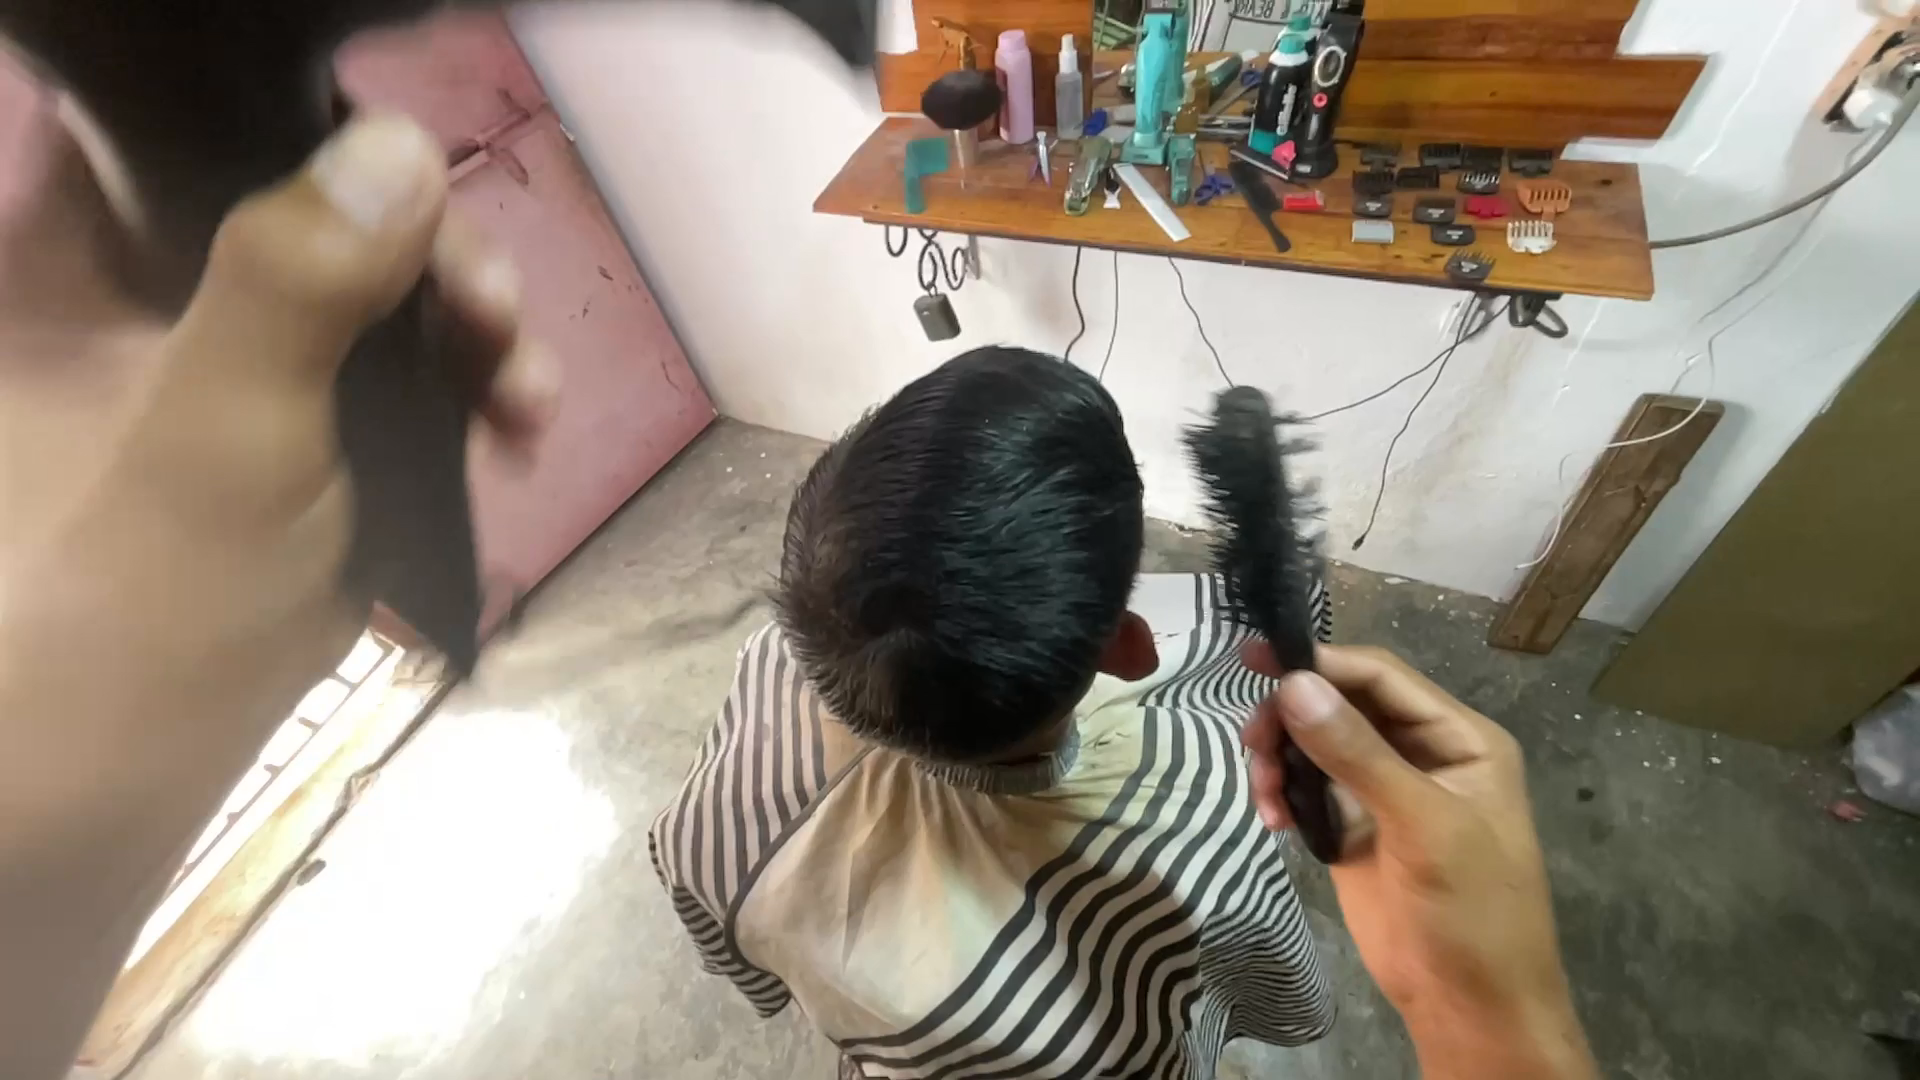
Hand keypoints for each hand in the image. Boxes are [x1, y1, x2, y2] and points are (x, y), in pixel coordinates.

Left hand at [0, 94, 554, 1079]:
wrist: (166, 735)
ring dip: (487, 341)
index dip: (335, 154)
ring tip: (532, 402)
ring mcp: (278, 357)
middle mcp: (189, 289)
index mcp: (95, 258)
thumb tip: (401, 150)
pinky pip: (429, 370)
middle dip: (447, 271)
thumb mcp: (225, 434)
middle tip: (501, 325)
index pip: (221, 143)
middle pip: (348, 223)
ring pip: (407, 301)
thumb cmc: (154, 593)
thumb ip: (294, 289)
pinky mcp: (341, 415)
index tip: (427, 205)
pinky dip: (486, 394)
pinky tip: (524, 431)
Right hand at [1240, 644, 1596, 1079]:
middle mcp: (1416, 749)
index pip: (1378, 675)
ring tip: (1265, 795)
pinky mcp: (1347, 816)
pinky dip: (1278, 790)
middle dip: (1288, 718)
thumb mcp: (1422, 827)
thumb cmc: (1471, 914)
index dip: (1318, 661)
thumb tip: (1291, 683)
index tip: (1254, 659)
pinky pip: (1300, 779)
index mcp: (1456, 737)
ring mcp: (1378, 783)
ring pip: (1310, 737)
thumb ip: (1356, 752)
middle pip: (1335, 701)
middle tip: (1252, 743)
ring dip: (1277, 757)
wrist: (1468, 1010)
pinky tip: (1273, 820)